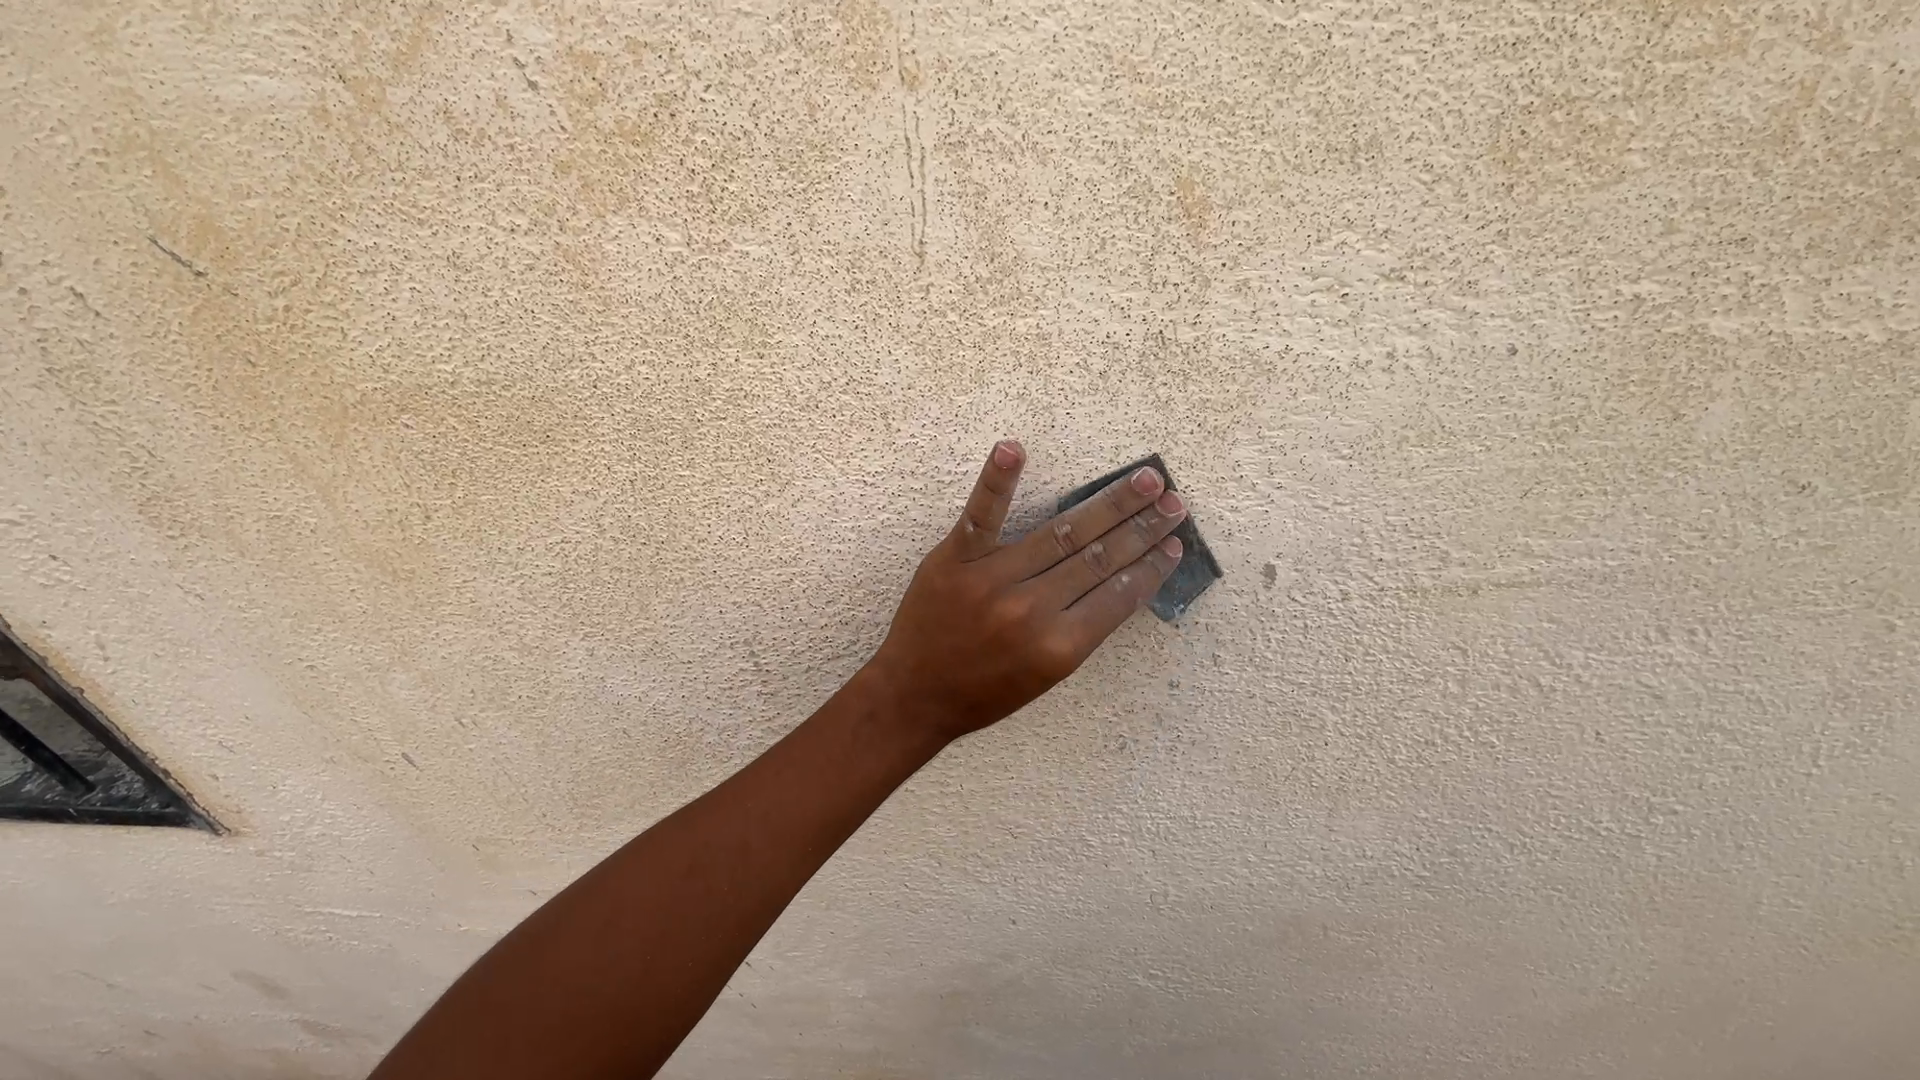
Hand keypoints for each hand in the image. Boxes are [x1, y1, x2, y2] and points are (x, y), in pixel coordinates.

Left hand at [864, 440, 1186, 742]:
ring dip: (1107, 504)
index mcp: (1058, 646)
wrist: (913, 696)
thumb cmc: (983, 693)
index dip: (1152, 567)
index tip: (1175, 544)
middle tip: (1174, 501)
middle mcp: (1030, 609)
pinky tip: (1014, 449)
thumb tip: (1118, 587)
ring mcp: (991, 579)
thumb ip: (1079, 632)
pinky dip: (997, 481)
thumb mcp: (1044, 677)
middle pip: (1100, 557)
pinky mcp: (954, 559)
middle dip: (1143, 527)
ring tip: (1143, 480)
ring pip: (1060, 533)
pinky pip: (981, 515)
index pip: (1119, 596)